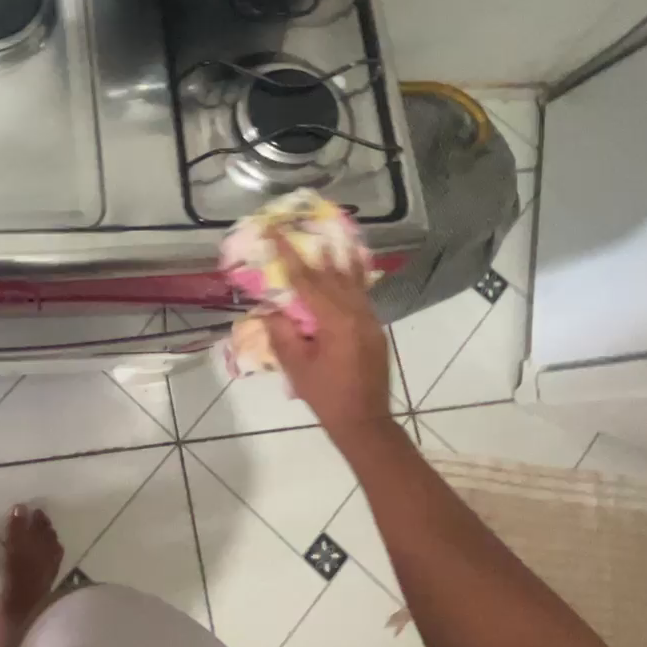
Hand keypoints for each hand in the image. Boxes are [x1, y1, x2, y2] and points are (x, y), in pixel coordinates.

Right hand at [260, 231, 391, 432]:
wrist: (364, 422)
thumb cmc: (326, 396)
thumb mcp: (295, 366)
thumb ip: (283, 333)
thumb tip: (273, 310)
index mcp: (335, 321)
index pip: (306, 280)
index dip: (288, 255)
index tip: (276, 232)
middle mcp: (356, 314)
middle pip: (333, 274)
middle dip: (315, 249)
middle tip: (303, 224)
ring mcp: (369, 321)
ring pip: (353, 281)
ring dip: (340, 257)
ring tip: (336, 232)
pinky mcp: (374, 329)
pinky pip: (361, 294)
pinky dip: (354, 276)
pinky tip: (351, 266)